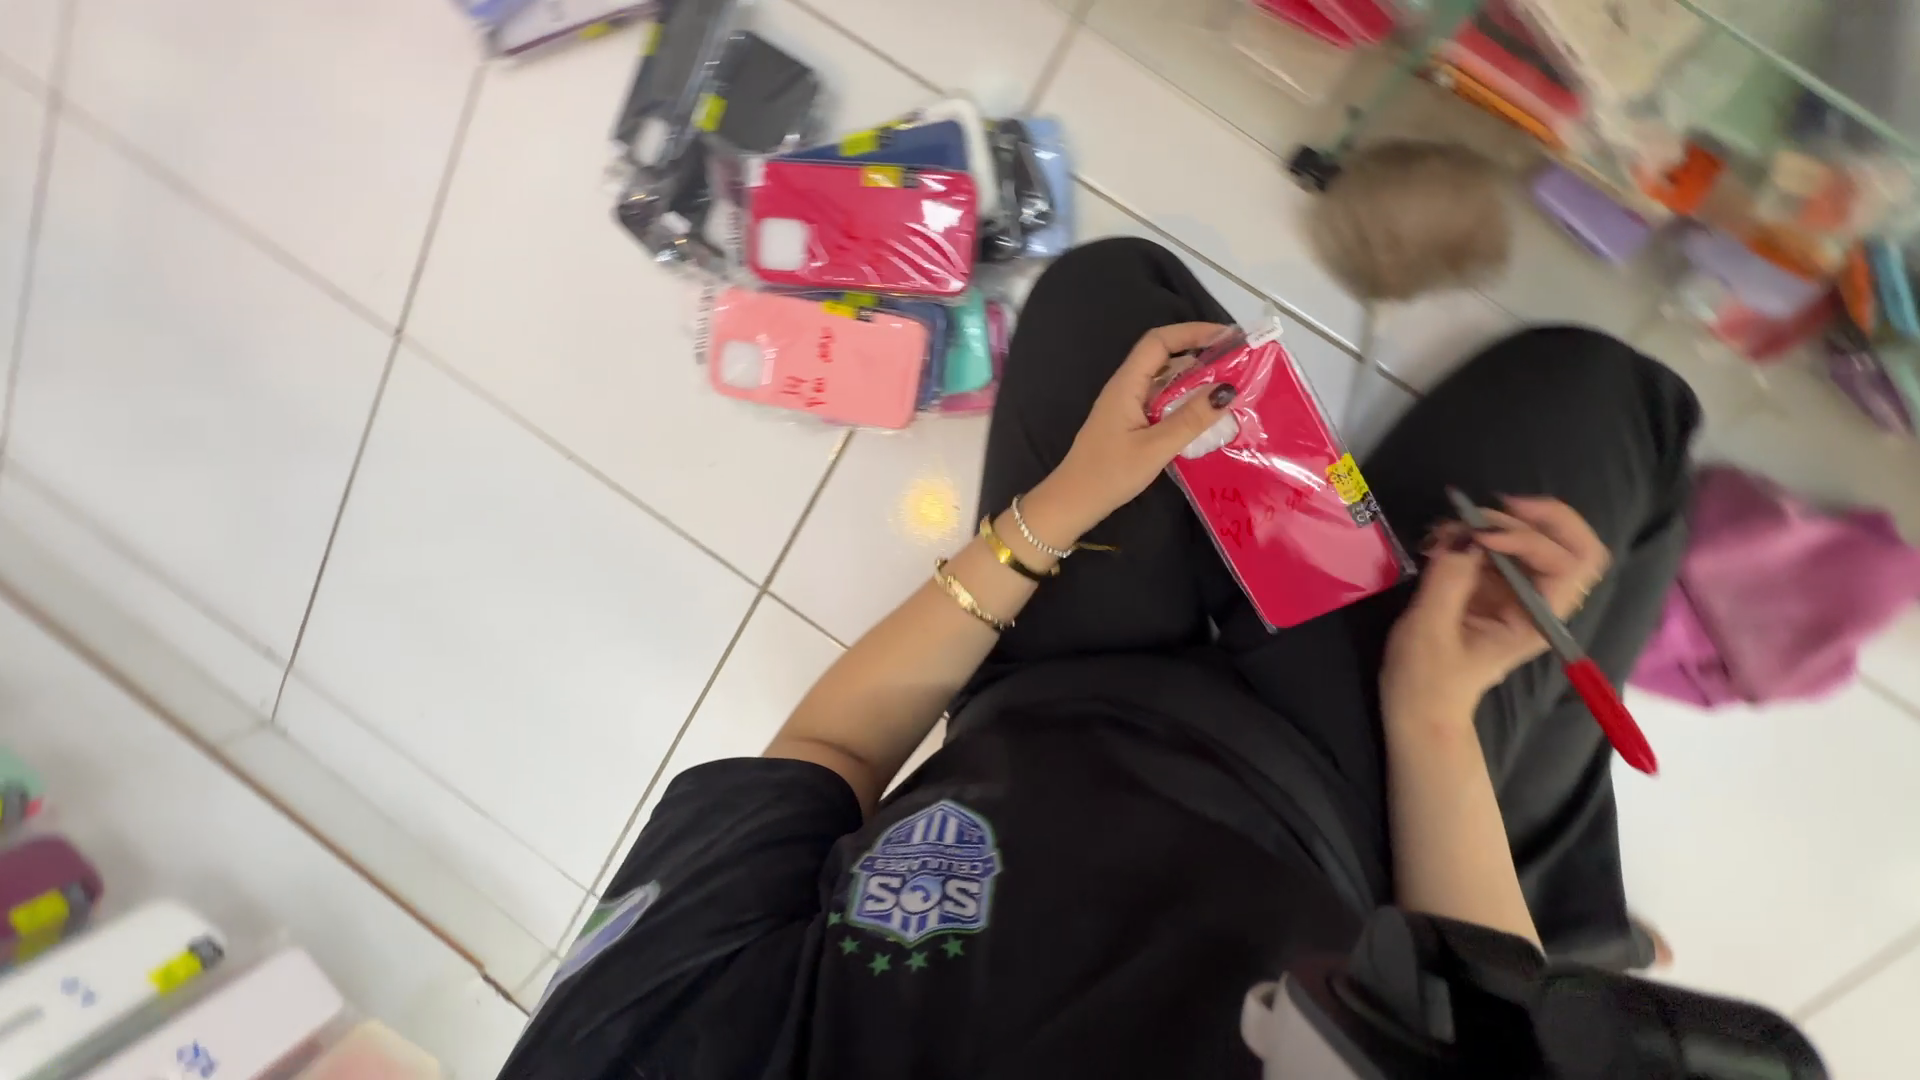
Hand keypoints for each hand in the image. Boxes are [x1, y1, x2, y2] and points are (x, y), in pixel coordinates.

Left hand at [1028, 323, 1235, 536]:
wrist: (1073, 502)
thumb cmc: (1109, 474)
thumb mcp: (1155, 448)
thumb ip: (1191, 419)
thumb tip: (1227, 390)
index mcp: (1126, 385)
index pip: (1159, 341)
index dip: (1193, 332)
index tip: (1228, 337)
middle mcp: (1124, 389)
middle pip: (1164, 358)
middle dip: (1200, 355)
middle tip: (1237, 365)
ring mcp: (1125, 407)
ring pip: (1163, 382)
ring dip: (1193, 381)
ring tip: (1228, 390)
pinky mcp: (1128, 424)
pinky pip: (1159, 403)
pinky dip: (1182, 403)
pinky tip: (1203, 417)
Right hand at [1381, 496, 1609, 722]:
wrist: (1419, 709)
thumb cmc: (1425, 679)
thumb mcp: (1429, 628)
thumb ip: (1449, 578)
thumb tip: (1462, 535)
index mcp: (1536, 619)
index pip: (1569, 563)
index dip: (1531, 538)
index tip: (1479, 537)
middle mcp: (1537, 602)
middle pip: (1569, 544)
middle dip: (1530, 519)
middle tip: (1478, 514)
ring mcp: (1515, 594)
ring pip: (1534, 541)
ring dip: (1496, 524)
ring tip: (1447, 529)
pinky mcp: (1490, 590)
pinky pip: (1498, 550)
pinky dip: (1474, 535)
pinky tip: (1442, 539)